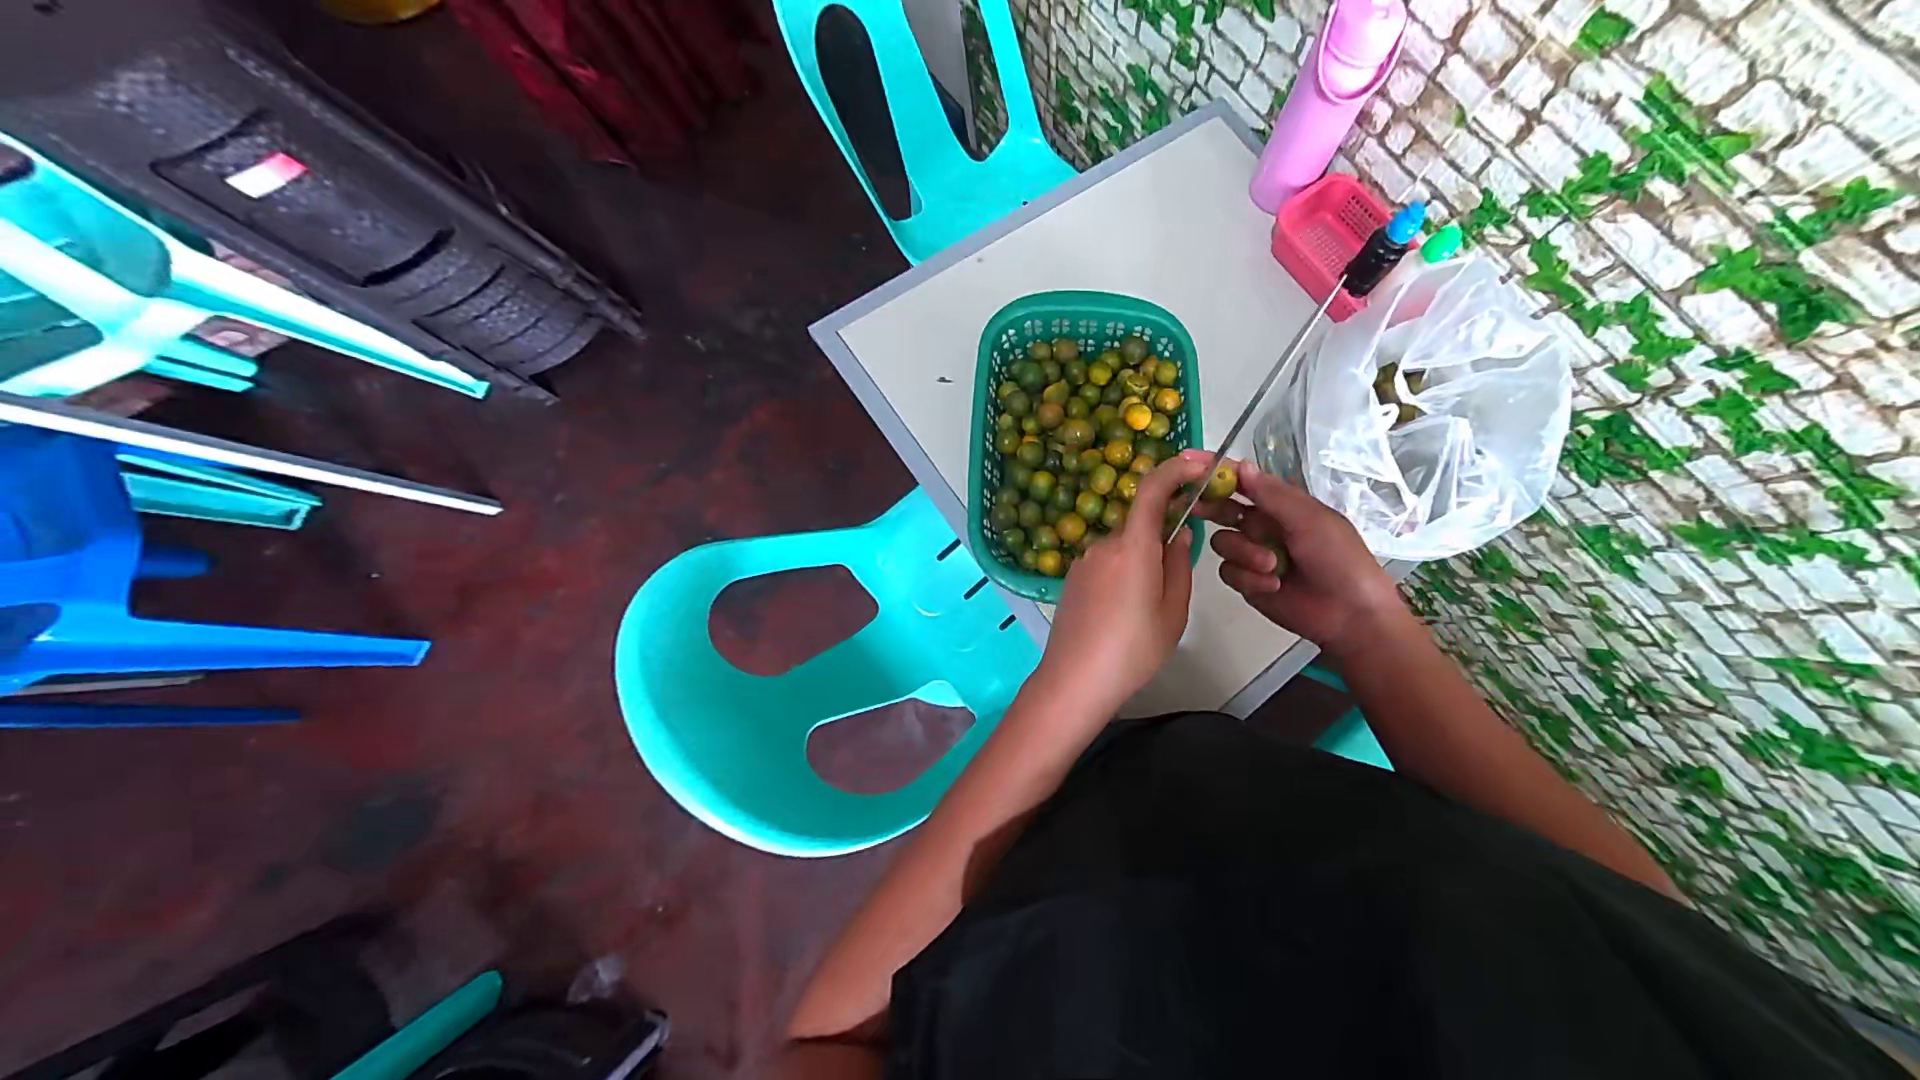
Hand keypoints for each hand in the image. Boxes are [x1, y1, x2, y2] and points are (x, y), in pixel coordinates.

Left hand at [1037, 450, 1212, 711]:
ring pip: (1123, 549)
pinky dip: (1122, 576)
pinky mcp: (1071, 579)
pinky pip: (1106, 565)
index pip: (1152, 490)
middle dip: (1162, 539)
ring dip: (1141, 563)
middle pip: (1139, 525)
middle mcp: (1103, 545)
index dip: (1175, 470)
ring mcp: (1083, 562)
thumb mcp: (1172, 611)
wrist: (1074, 679)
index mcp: (1132, 546)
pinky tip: (1124, 614)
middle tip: (1176, 577)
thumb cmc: (1133, 649)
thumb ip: (1178, 565)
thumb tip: (1179, 534)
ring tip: (1147, 610)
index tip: (1198, 464)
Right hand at [1193, 459, 1409, 656]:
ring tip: (1273, 566)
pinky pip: (1228, 571)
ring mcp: (1251, 555)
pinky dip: (1248, 577)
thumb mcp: (1309, 519)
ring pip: (1222, 542)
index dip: (1219, 472)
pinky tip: (1273, 584)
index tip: (1192, 462)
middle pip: (1222, 510)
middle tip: (1196, 507)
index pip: (1244, 482)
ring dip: (1245, 553)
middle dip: (1211, 509)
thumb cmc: (1338, 558)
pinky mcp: (1245, 582)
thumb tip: (1240, 464)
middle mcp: (1261, 527)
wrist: (1349, 613)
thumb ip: (1272, 495)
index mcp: (1280, 506)